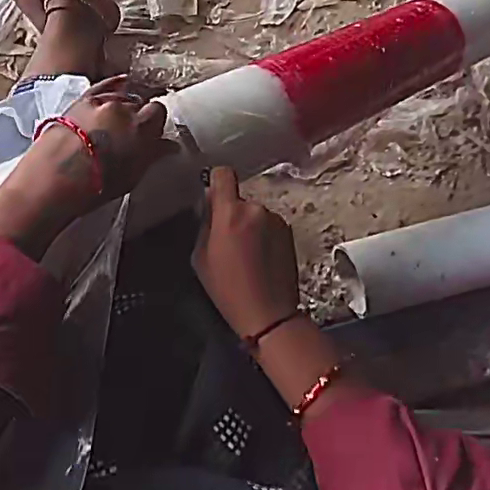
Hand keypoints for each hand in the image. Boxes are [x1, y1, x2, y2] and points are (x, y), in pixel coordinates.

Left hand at [0, 75, 170, 255]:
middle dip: (139, 115)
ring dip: (123, 105)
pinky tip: (121, 82)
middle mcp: (124, 109)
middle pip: (139, 103)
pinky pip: (104, 86)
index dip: (155, 123)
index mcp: (142, 128)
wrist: (52, 179)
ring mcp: (101, 102)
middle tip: (133, 132)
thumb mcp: (131, 177)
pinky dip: (114, 85)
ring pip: (121, 96)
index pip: (158, 113)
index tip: (152, 133)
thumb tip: (168, 146)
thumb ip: (151, 156)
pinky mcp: (80, 100)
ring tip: (118, 120)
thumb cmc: (94, 187)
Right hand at [194, 166, 301, 339]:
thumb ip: (205, 225)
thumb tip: (210, 206)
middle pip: (238, 200)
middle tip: (226, 242)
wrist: (269, 313)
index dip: (215, 181)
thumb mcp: (200, 257)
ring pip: (254, 214)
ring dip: (249, 226)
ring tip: (245, 255)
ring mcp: (276, 220)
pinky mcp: (289, 232)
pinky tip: (260, 259)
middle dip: (231, 214)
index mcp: (230, 214)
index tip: (213, 196)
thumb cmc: (227, 289)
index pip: (223, 175)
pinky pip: (268, 225)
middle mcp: (256, 210)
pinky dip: (263, 235)